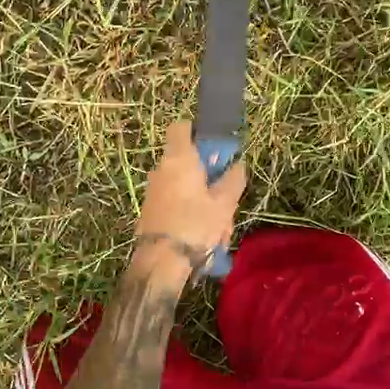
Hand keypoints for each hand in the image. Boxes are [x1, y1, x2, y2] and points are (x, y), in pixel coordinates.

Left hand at [136, 122, 246, 274]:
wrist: (160, 261)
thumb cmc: (195, 223)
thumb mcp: (224, 202)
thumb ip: (233, 179)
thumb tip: (237, 165)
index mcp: (179, 158)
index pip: (182, 127)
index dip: (199, 132)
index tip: (216, 148)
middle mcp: (162, 169)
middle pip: (189, 163)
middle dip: (211, 180)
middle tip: (228, 201)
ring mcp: (154, 191)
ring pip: (187, 188)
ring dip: (206, 204)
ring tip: (221, 230)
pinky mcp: (151, 211)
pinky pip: (178, 204)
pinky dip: (193, 215)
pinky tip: (207, 240)